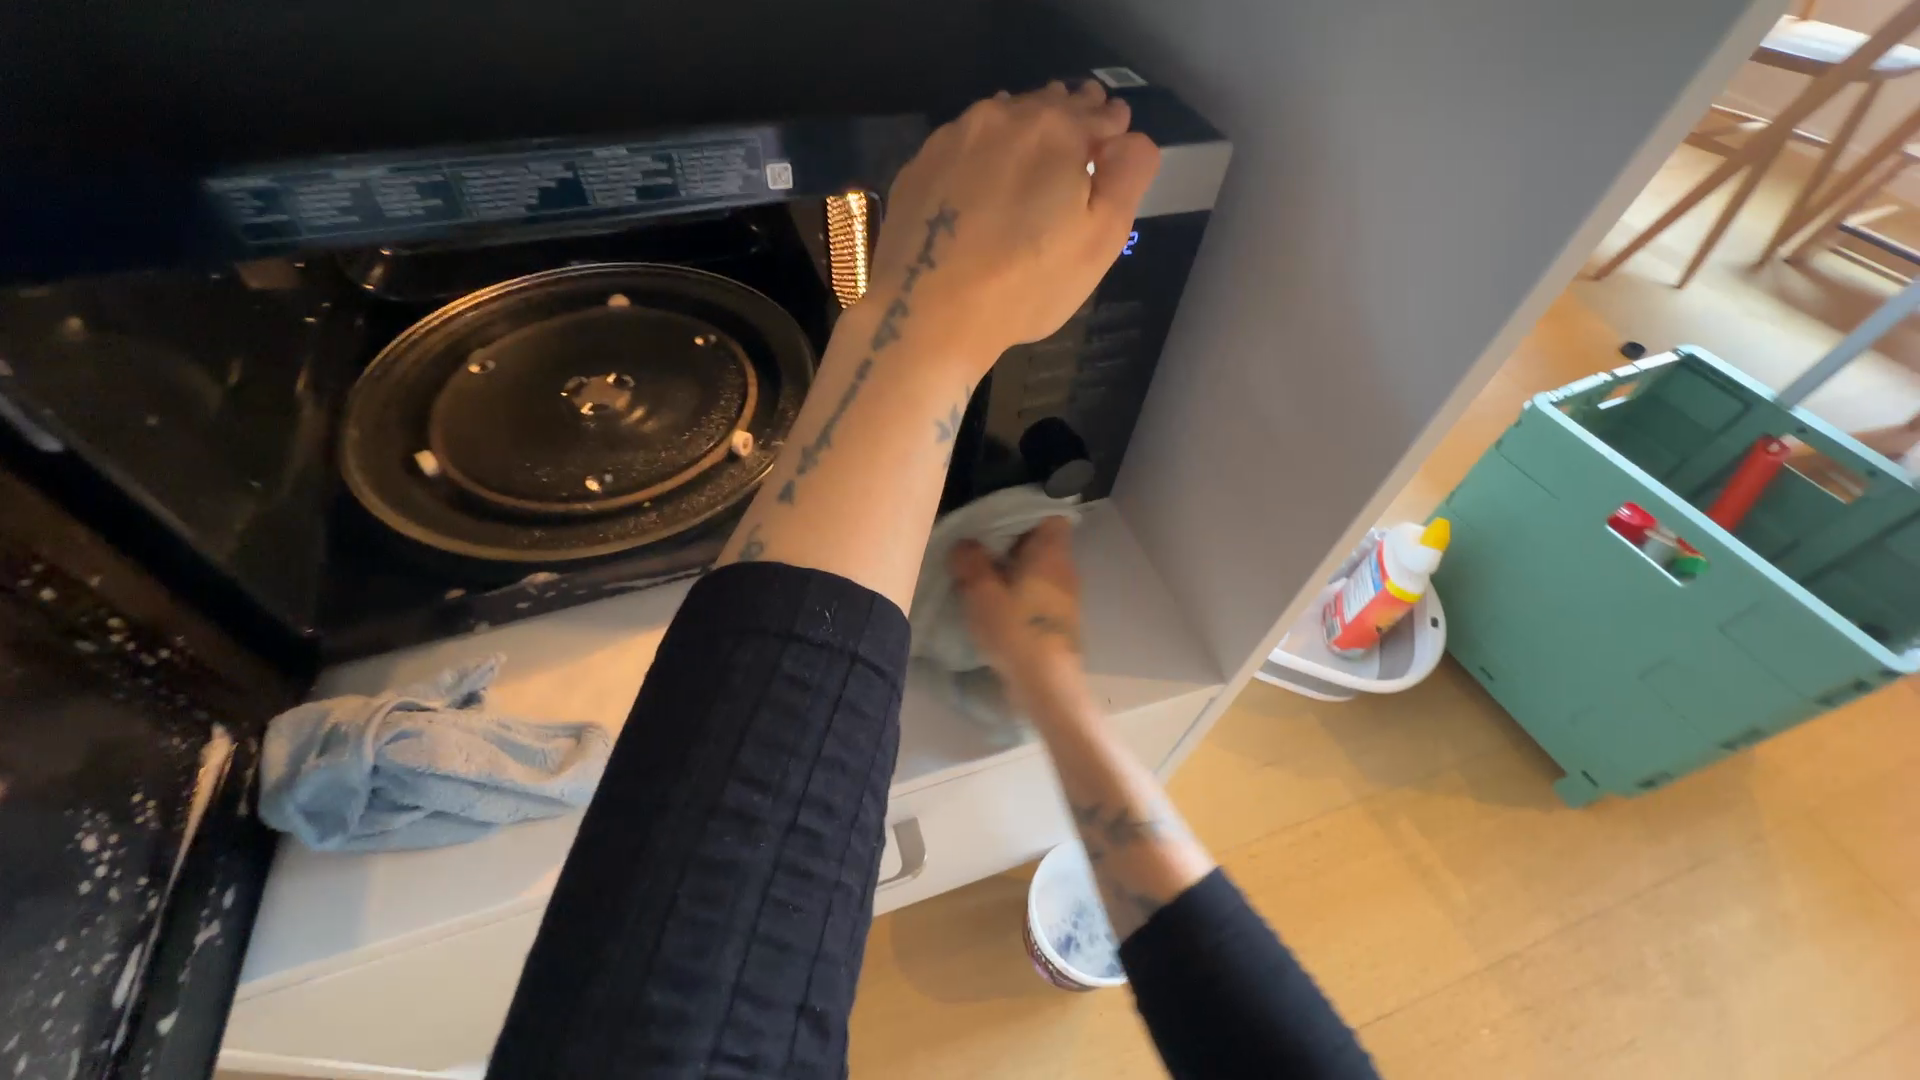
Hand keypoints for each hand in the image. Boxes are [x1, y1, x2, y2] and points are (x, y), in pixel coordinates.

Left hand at [865, 80, 1160, 375]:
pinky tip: (980, 190)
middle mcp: (1001, 116)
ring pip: (1000, 121)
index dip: (1112, 130)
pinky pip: (962, 149)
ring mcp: (952, 139)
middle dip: (1068, 123)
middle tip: (1076, 148)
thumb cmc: (1026, 284)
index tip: (1113, 145)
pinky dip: (979, 160)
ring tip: (1030, 165)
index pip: (1100, 113)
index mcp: (1057, 127)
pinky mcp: (917, 169)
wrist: (930, 316)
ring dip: (1021, 136)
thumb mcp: (1102, 239)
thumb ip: (1129, 176)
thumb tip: (1132, 140)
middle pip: (1047, 107)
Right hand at [949, 517, 1085, 705]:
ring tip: (981, 581)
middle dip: (1011, 545)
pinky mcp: (1059, 623)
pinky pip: (1037, 596)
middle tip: (978, 551)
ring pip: (1038, 572)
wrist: (1047, 684)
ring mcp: (1065, 598)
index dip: (1023, 514)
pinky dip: (1019, 596)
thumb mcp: (981, 591)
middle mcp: (1065, 570)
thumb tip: (965, 543)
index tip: (994, 522)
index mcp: (1051, 552)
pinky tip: (996, 609)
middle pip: (1041, 544)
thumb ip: (970, 561)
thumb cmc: (1015, 629)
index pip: (1049, 516)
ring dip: (1013, 573)